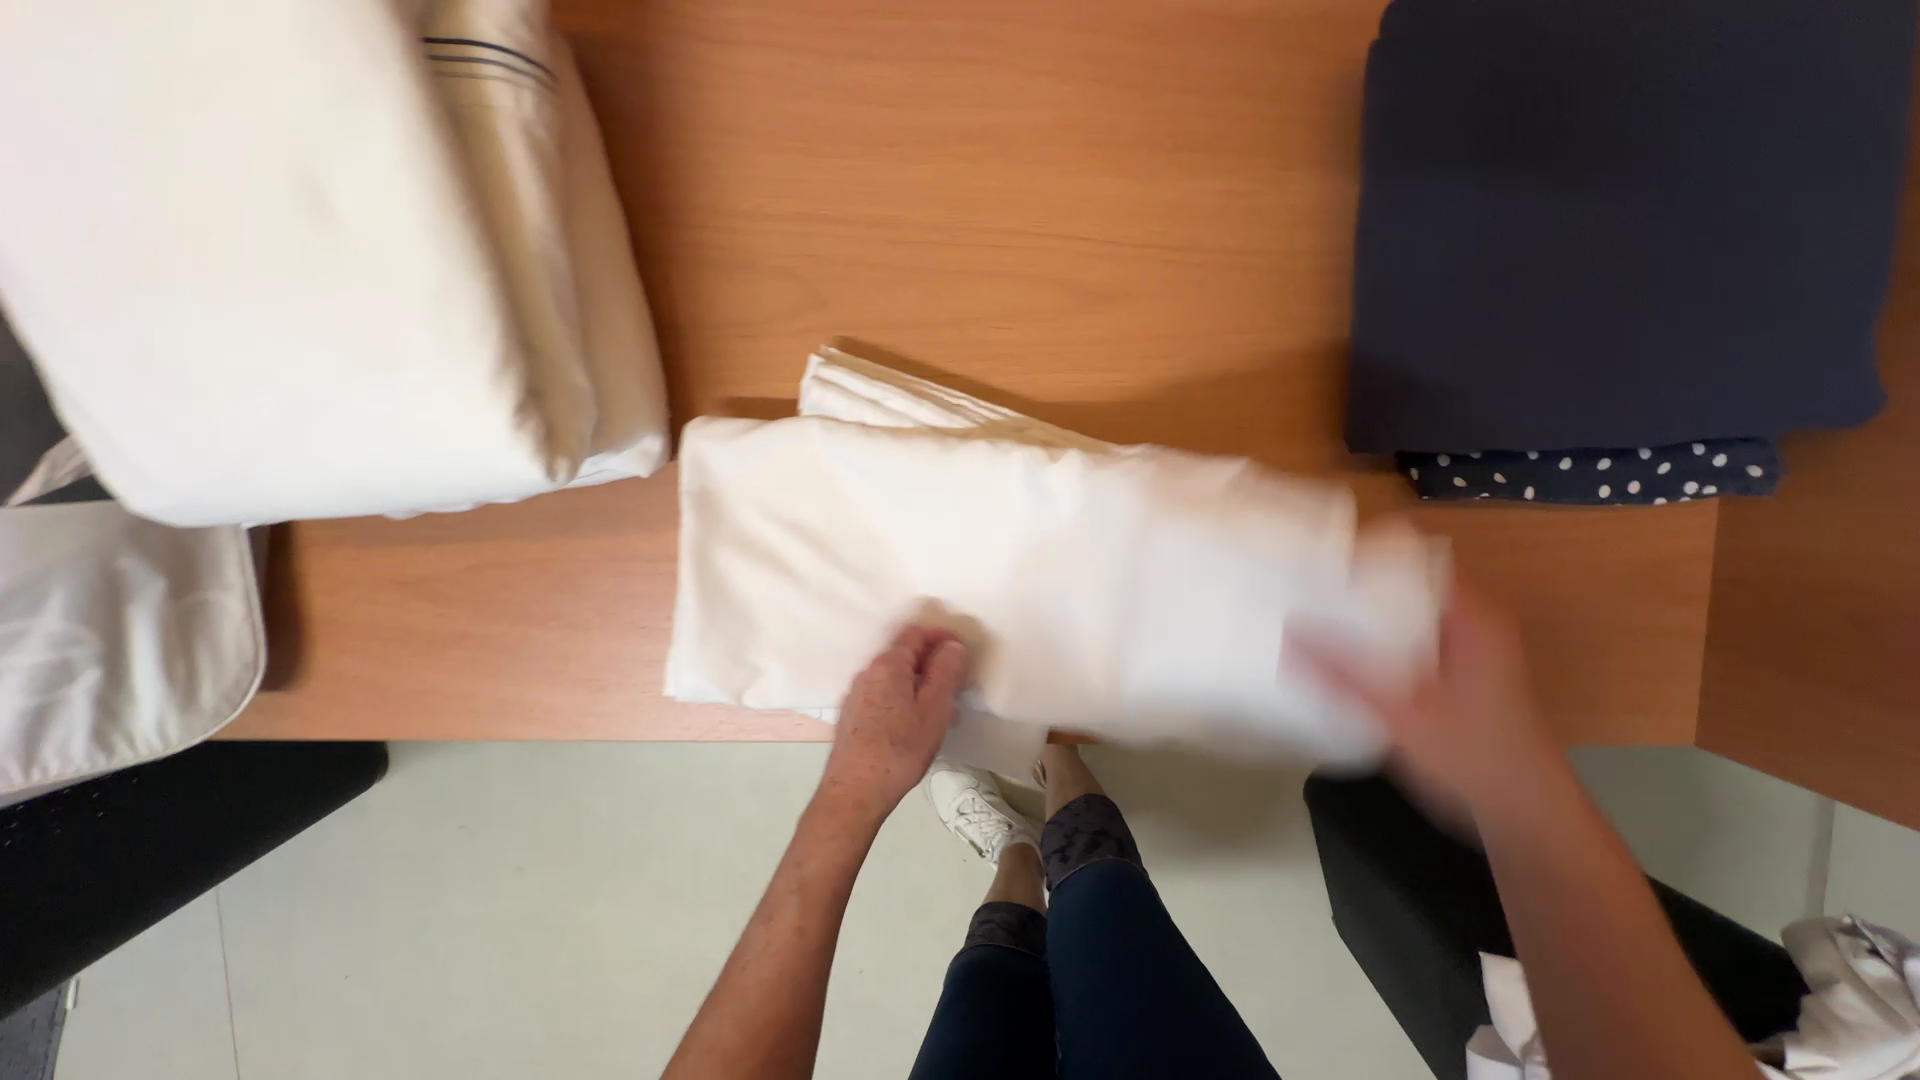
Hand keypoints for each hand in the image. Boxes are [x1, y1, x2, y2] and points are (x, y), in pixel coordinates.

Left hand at [818, 625, 969, 823]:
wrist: (854, 791)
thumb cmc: (900, 749)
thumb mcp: (934, 709)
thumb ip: (945, 672)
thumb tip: (952, 645)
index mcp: (887, 666)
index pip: (915, 633)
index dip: (941, 635)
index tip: (962, 648)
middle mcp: (867, 673)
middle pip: (902, 653)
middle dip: (931, 660)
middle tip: (956, 680)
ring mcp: (855, 695)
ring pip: (893, 677)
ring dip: (918, 681)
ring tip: (939, 706)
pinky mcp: (851, 716)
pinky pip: (882, 694)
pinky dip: (903, 697)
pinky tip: (914, 723)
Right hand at [1296, 576, 1560, 826]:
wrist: (1527, 816)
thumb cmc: (1475, 760)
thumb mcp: (1401, 715)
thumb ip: (1342, 674)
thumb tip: (1286, 629)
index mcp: (1470, 615)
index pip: (1409, 555)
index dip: (1359, 550)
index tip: (1307, 557)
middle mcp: (1467, 620)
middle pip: (1398, 582)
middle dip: (1348, 582)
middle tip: (1292, 585)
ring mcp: (1459, 647)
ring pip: (1397, 611)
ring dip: (1354, 613)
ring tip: (1300, 612)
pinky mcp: (1448, 673)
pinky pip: (1399, 639)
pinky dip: (1367, 640)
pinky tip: (1329, 653)